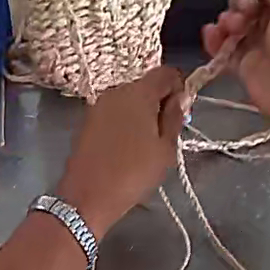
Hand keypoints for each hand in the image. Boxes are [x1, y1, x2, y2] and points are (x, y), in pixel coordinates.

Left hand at [54, 66, 185, 233]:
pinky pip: (115, 112)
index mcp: (138, 93)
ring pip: (129, 99)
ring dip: (142, 113)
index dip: (179, 88)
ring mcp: (98, 105)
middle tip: (166, 134)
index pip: (166, 73)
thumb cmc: (133, 173)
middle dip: (160, 102)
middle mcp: (116, 91)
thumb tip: (181, 97)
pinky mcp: (87, 120)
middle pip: (146, 85)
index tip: (182, 113)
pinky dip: (125, 121)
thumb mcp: (165, 149)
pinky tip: (127, 147)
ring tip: (146, 144)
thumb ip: (175, 117)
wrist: (87, 196)